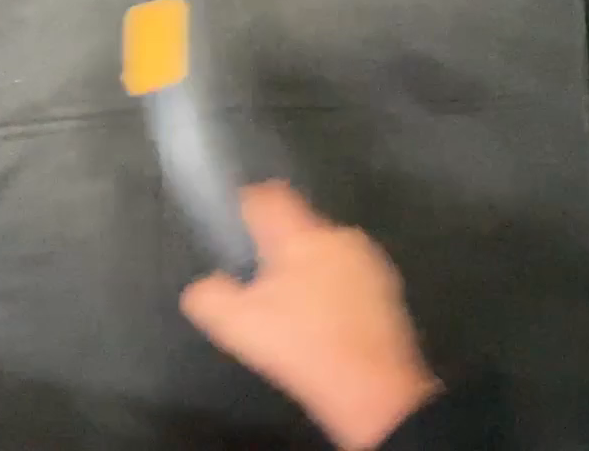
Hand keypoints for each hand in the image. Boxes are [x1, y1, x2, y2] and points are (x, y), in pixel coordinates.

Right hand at [180, 181, 440, 450]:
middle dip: (278, 242)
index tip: (238, 221)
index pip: (267, 196)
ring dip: (308, 262)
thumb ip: (209, 297)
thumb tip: (200, 286)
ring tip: (294, 299)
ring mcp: (366, 259)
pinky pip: (348, 268)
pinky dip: (333, 281)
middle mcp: (334, 235)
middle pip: (296, 222)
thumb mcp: (240, 327)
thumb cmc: (303, 347)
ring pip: (324, 245)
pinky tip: (323, 315)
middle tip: (262, 273)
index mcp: (298, 236)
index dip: (247, 202)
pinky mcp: (388, 285)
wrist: (376, 392)